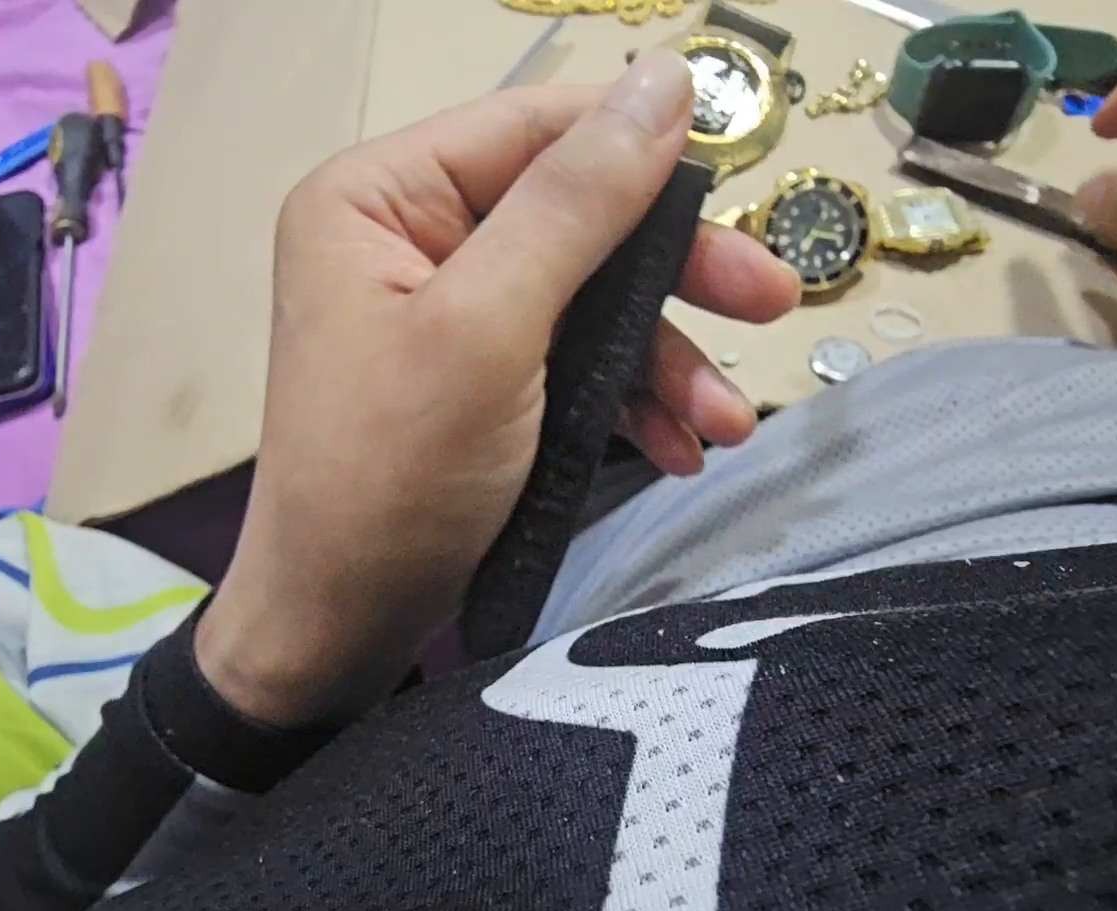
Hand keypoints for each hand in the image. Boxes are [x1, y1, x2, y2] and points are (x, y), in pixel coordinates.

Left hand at [195, 52, 801, 726]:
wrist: (346, 622)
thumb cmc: (394, 475)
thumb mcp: (487, 330)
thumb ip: (575, 205)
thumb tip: (663, 82)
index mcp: (379, 200)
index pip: (531, 131)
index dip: (637, 149)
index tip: (732, 189)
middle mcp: (411, 246)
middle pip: (573, 223)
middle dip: (672, 279)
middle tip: (770, 304)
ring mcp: (451, 322)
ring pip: (585, 307)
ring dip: (663, 365)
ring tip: (724, 426)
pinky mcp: (482, 387)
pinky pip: (568, 369)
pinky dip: (626, 406)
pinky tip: (677, 448)